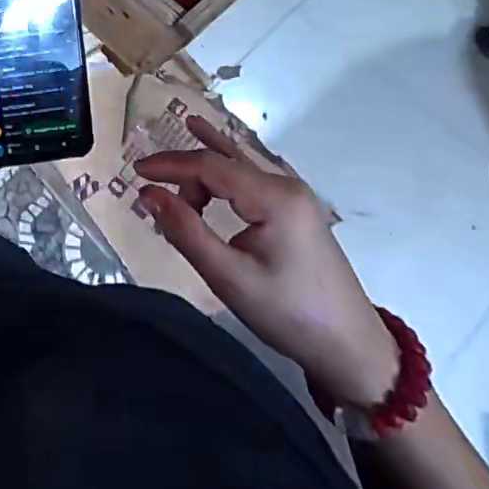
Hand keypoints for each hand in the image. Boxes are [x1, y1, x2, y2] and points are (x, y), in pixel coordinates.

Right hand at [135, 116, 397, 407]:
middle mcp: (286, 186)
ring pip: (235, 165)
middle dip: (182, 170)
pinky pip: (248, 176)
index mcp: (274, 198)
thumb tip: (148, 193)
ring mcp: (294, 196)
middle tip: (149, 188)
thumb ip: (185, 230)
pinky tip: (207, 139)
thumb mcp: (228, 276)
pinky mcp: (294, 209)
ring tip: (169, 183)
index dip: (169, 164)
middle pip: (222, 161)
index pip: (209, 165)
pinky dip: (220, 168)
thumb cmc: (288, 313)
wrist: (353, 349)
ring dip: (199, 172)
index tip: (135, 172)